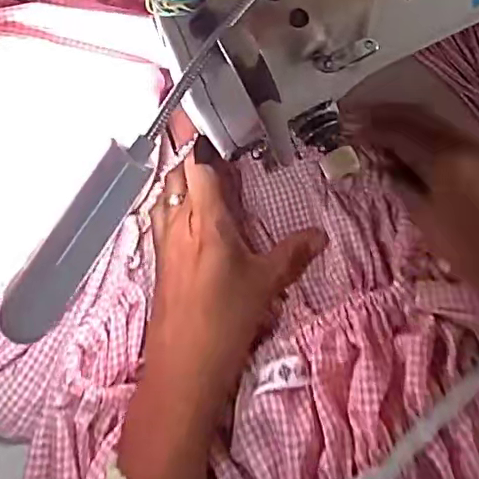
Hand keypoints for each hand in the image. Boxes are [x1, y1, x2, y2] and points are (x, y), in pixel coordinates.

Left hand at [142, 150, 326, 401]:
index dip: (193, 134)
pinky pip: (162, 215)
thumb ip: (292, 253)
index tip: (192, 107)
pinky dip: (173, 199)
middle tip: (199, 128)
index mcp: (205, 220)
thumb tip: (319, 235)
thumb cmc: (224, 321)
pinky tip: (186, 208)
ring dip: (177, 174)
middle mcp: (178, 222)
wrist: (181, 371)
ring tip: (194, 162)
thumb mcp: (265, 284)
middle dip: (183, 147)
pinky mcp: (159, 260)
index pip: (194, 164)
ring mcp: (164, 241)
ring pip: (165, 193)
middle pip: (175, 172)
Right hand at [346, 103, 478, 335]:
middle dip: (386, 116)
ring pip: (438, 126)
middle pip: (419, 117)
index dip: (370, 126)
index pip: (400, 131)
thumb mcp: (432, 227)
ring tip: (381, 134)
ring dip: (408, 125)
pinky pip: (455, 139)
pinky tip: (417, 152)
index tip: (346, 124)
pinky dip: (430, 139)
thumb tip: (384, 165)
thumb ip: (405, 187)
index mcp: (447, 159)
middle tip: (358, 119)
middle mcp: (468, 143)